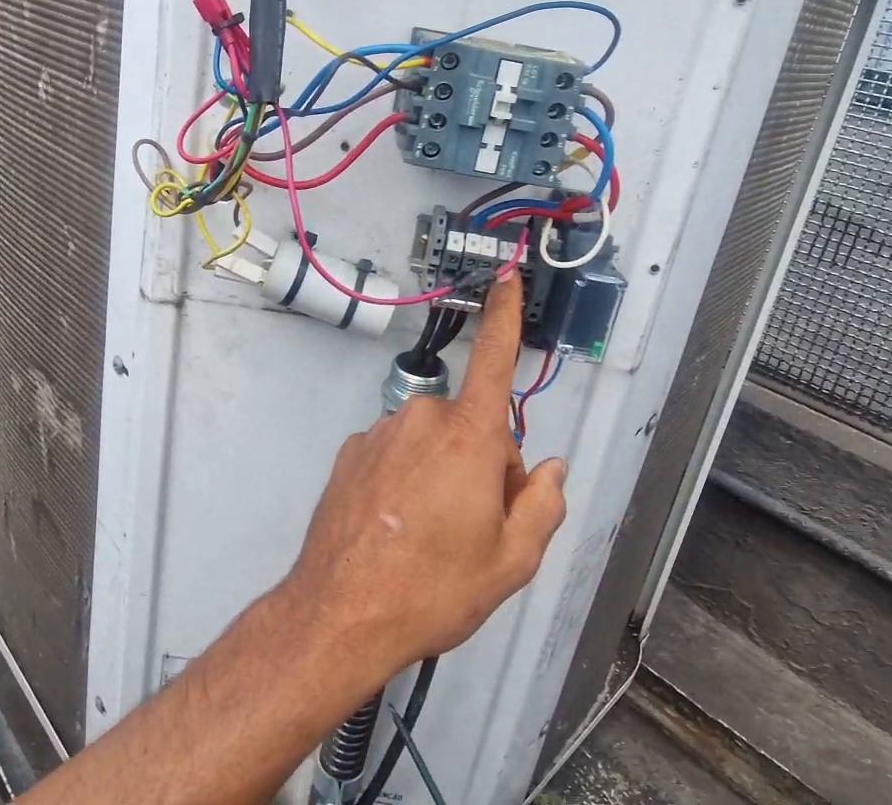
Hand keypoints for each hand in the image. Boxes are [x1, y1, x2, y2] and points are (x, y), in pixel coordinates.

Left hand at [281, 272, 568, 689]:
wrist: (341, 614)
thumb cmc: (434, 587)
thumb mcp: (512, 560)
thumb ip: (542, 505)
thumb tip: (549, 471)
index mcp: (469, 437)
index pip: (495, 361)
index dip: (506, 317)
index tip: (508, 278)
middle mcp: (422, 420)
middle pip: (472, 427)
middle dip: (484, 463)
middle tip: (474, 525)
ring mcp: (380, 434)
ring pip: (432, 443)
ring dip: (441, 473)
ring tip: (430, 534)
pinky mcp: (350, 454)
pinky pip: (395, 454)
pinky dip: (405, 480)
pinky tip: (397, 527)